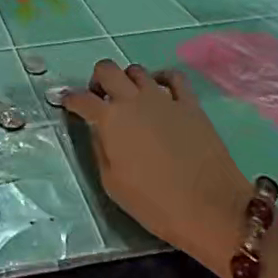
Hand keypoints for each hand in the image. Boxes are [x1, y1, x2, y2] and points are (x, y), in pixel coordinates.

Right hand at [62, 61, 252, 271]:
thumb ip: (100, 150)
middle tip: (99, 98)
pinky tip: (159, 90)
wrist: (211, 208)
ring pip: (137, 70)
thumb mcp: (112, 184)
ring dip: (127, 80)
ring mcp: (163, 98)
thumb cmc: (155, 203)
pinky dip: (162, 78)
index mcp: (110, 119)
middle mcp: (133, 100)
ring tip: (130, 98)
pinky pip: (173, 77)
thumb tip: (98, 130)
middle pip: (107, 70)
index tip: (66, 103)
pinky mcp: (190, 103)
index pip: (81, 99)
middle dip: (97, 80)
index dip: (70, 99)